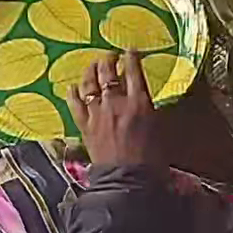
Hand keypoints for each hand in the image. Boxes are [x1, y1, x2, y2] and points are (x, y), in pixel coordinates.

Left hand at [69, 51, 162, 169]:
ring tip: (92, 65)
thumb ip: (149, 110)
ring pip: (89, 83)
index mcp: (139, 101)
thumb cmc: (152, 159)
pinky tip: (73, 86)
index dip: (131, 57)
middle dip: (108, 59)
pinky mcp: (84, 125)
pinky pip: (75, 103)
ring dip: (90, 71)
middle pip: (108, 72)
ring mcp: (97, 113)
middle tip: (110, 56)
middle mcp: (116, 102)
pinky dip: (73, 92)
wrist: (128, 181)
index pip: (133, 71)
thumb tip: (143, 100)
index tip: (130, 51)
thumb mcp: (159, 129)